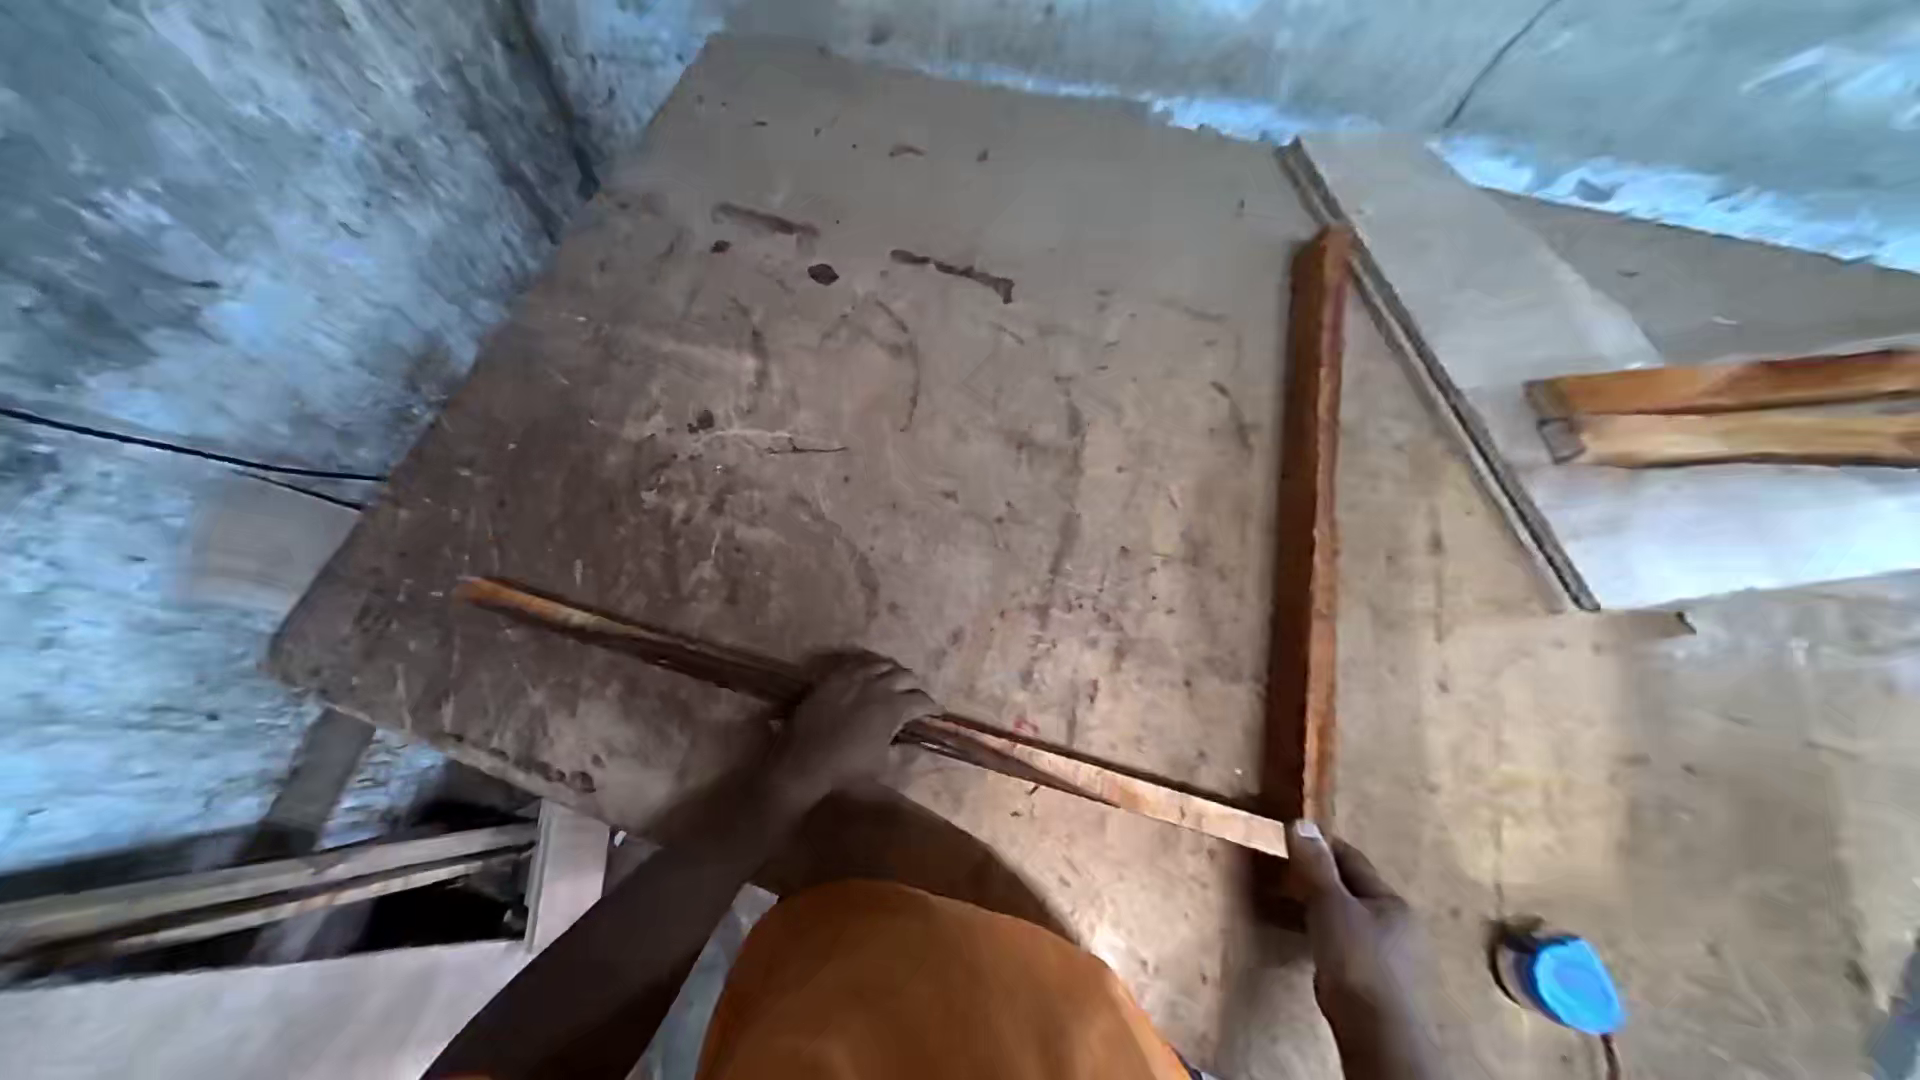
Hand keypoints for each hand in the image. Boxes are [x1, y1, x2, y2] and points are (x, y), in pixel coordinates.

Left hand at [767, 657, 937, 807]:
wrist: (802, 762)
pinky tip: (868, 673)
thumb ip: (907, 753)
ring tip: (895, 680)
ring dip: (893, 672)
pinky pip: (856, 663)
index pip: (921, 700)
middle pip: (905, 676)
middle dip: (915, 686)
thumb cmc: (847, 770)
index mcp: (893, 707)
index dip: (932, 706)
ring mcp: (853, 678)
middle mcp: (877, 686)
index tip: (936, 712)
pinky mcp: (833, 677)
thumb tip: (922, 746)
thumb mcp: (884, 766)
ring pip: (882, 664)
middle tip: (916, 696)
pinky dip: (869, 666)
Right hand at [1287, 822, 1438, 1079]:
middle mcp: (1398, 925)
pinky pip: (1347, 941)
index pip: (1352, 859)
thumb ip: (1315, 865)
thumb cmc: (1357, 961)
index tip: (1290, 837)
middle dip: (1320, 875)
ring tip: (1290, 900)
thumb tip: (1301, 822)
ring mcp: (1391, 956)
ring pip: (1349, 915)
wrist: (1377, 1034)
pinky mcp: (1378, 981)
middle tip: (1284, 868)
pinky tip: (1309, 938)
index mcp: (1392, 902)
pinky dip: (1326, 931)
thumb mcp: (1330, 905)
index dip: (1321, 845)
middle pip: (1352, 887)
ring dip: (1321, 904)